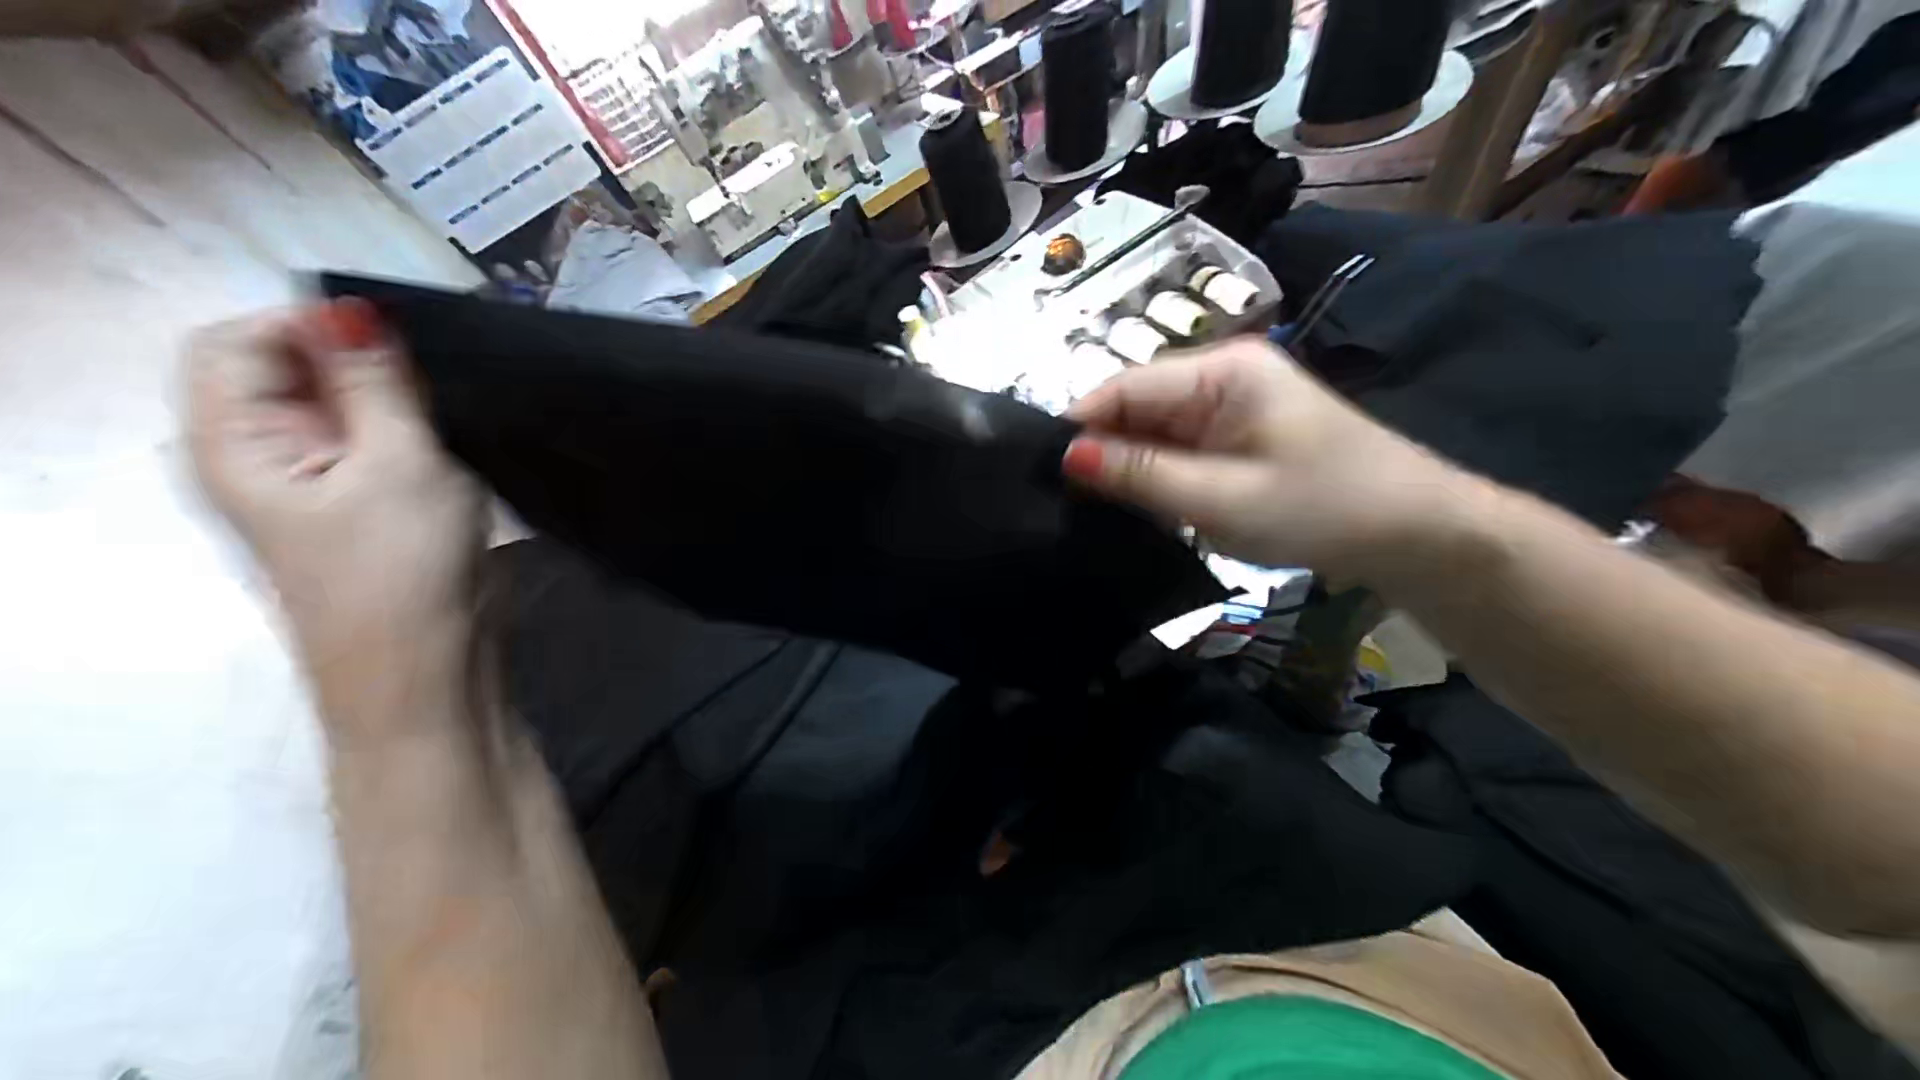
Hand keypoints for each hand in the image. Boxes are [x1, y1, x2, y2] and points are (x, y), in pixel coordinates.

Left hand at [186, 300, 483, 737]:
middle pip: (292, 372)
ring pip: (346, 407)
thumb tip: (353, 313)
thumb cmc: (403, 566)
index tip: (391, 342)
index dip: (306, 326)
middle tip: (431, 385)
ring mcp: (318, 480)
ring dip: (396, 400)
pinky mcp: (367, 501)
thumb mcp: (399, 463)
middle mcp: (265, 453)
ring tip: (448, 414)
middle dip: (362, 365)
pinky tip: (452, 443)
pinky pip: (379, 441)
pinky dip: (412, 430)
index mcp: (237, 441)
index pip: (238, 342)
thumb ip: (377, 384)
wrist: (431, 660)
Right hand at [1064, 337, 1479, 585]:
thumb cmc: (1321, 509)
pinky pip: (1175, 450)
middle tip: (1068, 504)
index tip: (1044, 476)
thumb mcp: (1221, 498)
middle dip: (1101, 452)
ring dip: (1127, 469)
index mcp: (1220, 371)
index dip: (1079, 427)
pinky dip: (1154, 478)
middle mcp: (1219, 376)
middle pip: (1134, 407)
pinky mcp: (1235, 436)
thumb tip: (1065, 456)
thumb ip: (1140, 476)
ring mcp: (1228, 406)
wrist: (1413, 534)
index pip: (1123, 387)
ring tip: (1096, 510)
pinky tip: (1141, 507)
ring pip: (1151, 432)